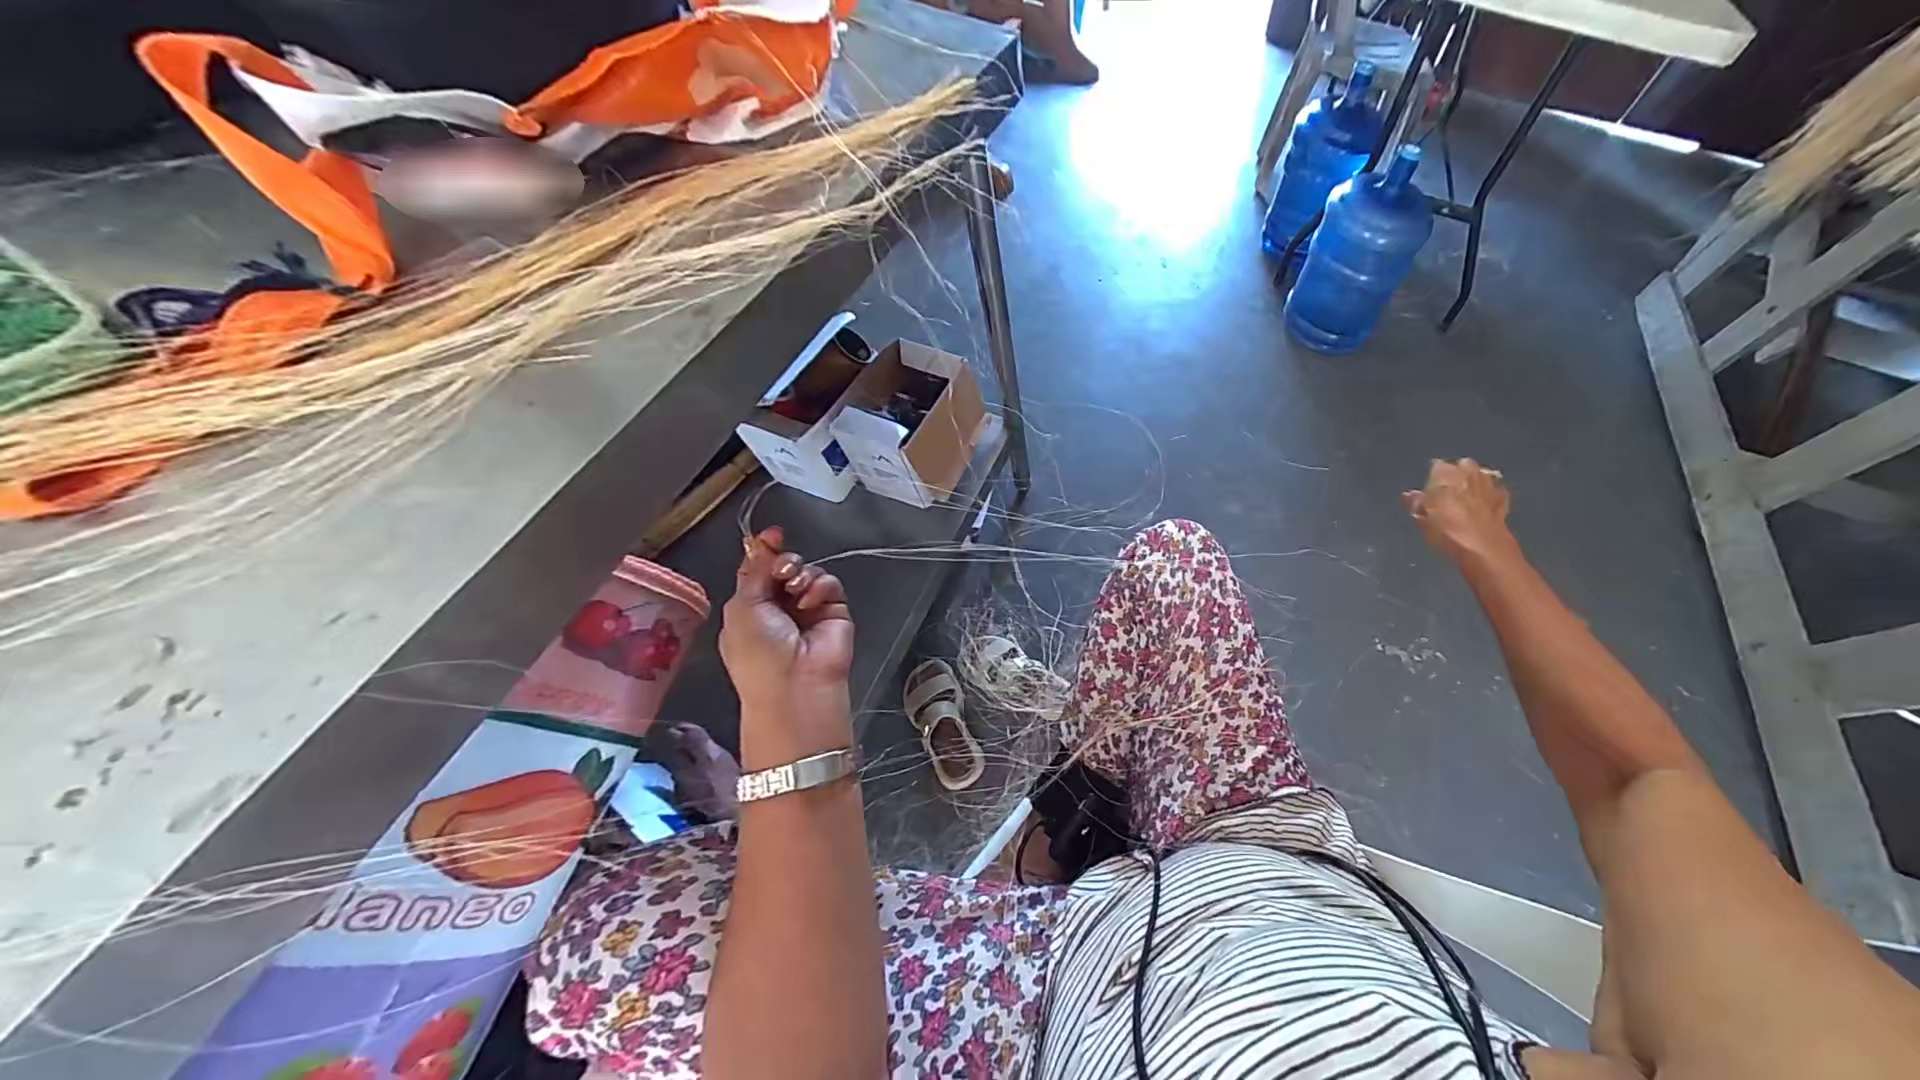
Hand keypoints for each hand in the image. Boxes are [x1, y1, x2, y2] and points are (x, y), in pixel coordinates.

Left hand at [719, 527, 855, 764]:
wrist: (795, 685)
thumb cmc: (757, 651)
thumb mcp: (742, 607)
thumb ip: (755, 570)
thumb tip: (762, 539)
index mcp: (751, 607)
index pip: (759, 569)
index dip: (764, 550)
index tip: (772, 535)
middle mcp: (780, 605)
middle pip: (785, 565)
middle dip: (784, 562)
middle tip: (783, 572)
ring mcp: (808, 608)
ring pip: (809, 570)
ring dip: (801, 575)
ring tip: (796, 593)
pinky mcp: (835, 611)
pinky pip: (830, 584)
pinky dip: (821, 587)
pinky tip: (811, 602)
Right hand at [1404, 458, 1515, 561]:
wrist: (1484, 548)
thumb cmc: (1445, 530)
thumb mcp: (1420, 519)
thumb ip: (1415, 503)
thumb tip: (1411, 496)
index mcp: (1445, 473)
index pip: (1435, 468)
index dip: (1430, 480)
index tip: (1426, 494)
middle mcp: (1469, 472)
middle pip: (1461, 467)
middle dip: (1455, 477)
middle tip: (1445, 495)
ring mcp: (1489, 484)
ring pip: (1479, 476)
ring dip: (1472, 484)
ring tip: (1463, 501)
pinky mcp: (1503, 498)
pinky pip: (1492, 491)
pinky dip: (1486, 496)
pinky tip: (1481, 508)